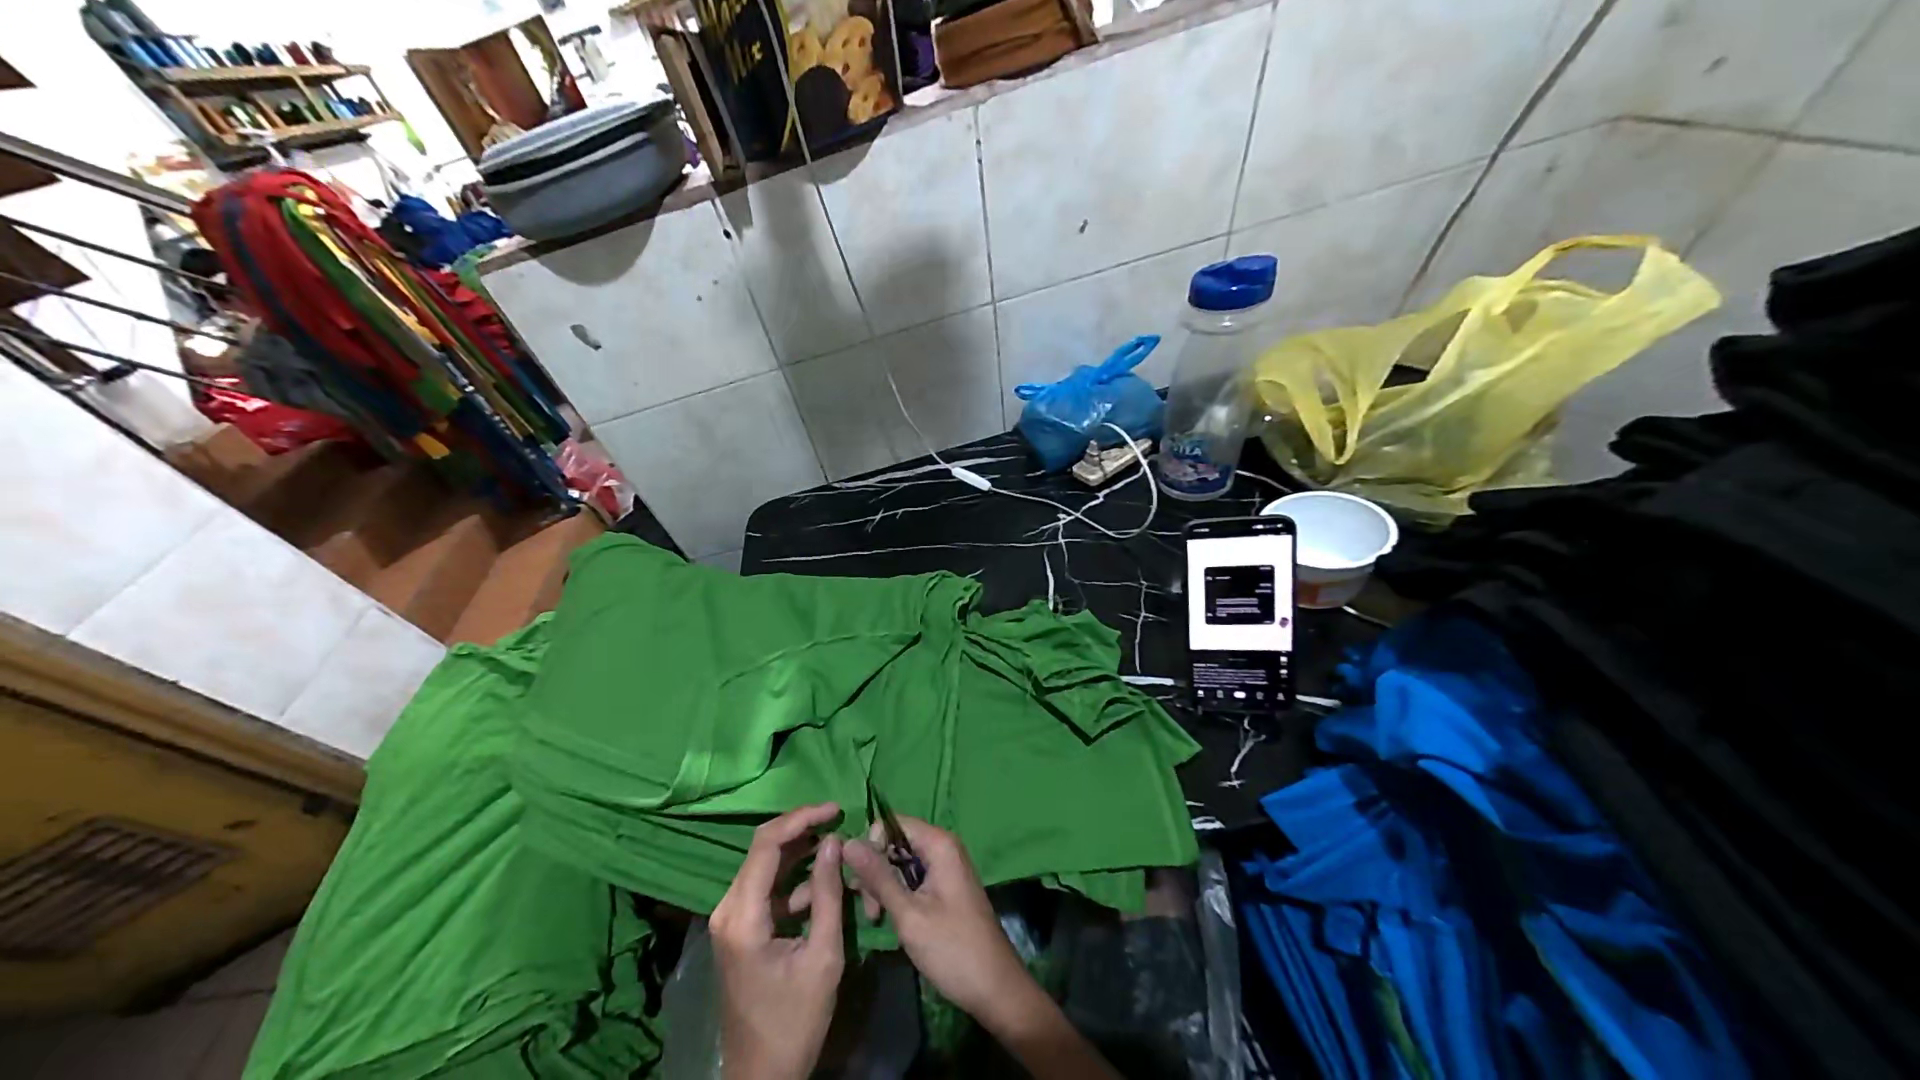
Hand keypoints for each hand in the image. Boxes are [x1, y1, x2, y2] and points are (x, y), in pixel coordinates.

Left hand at [712, 802, 845, 1079]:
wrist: (762, 1075)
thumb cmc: (794, 1020)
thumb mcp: (822, 956)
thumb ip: (827, 894)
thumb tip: (834, 841)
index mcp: (742, 915)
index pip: (766, 844)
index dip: (801, 818)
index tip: (836, 808)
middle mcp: (728, 910)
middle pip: (764, 850)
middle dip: (803, 831)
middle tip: (841, 821)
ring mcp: (731, 920)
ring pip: (767, 868)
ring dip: (802, 856)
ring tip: (840, 850)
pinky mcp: (740, 931)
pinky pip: (768, 891)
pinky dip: (795, 882)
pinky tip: (825, 884)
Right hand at [842, 817, 1037, 1029]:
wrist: (994, 988)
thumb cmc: (952, 949)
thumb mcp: (908, 914)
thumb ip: (878, 877)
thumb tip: (847, 842)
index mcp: (939, 844)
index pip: (892, 824)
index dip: (871, 845)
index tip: (857, 878)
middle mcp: (943, 848)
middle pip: (895, 844)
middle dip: (875, 871)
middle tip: (869, 909)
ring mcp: (945, 868)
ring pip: (900, 863)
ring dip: (883, 887)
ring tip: (876, 919)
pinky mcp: (943, 888)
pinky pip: (912, 879)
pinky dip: (897, 895)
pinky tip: (887, 918)